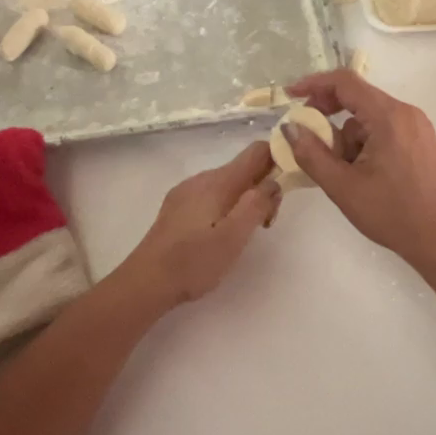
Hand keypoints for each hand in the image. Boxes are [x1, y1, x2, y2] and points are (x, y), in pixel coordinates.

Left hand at [117, 141, 280, 308]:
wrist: (145, 282)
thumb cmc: (193, 262)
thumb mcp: (233, 237)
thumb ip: (256, 205)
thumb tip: (274, 181)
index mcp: (218, 182)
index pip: (256, 151)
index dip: (279, 160)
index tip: (290, 187)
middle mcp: (201, 179)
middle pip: (243, 168)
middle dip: (263, 188)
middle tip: (266, 224)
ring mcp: (186, 193)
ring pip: (227, 184)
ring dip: (245, 200)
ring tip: (244, 234)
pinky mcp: (177, 208)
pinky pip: (211, 196)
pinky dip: (226, 207)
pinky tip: (221, 235)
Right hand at [283, 70, 435, 271]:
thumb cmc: (390, 213)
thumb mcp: (342, 186)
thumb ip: (311, 154)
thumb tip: (290, 128)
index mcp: (389, 117)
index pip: (345, 82)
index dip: (313, 84)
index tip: (290, 96)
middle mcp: (406, 113)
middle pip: (358, 97)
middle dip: (328, 113)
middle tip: (307, 135)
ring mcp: (416, 127)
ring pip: (369, 116)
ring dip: (347, 135)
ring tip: (340, 170)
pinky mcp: (420, 141)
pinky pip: (384, 128)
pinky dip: (364, 141)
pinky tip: (359, 171)